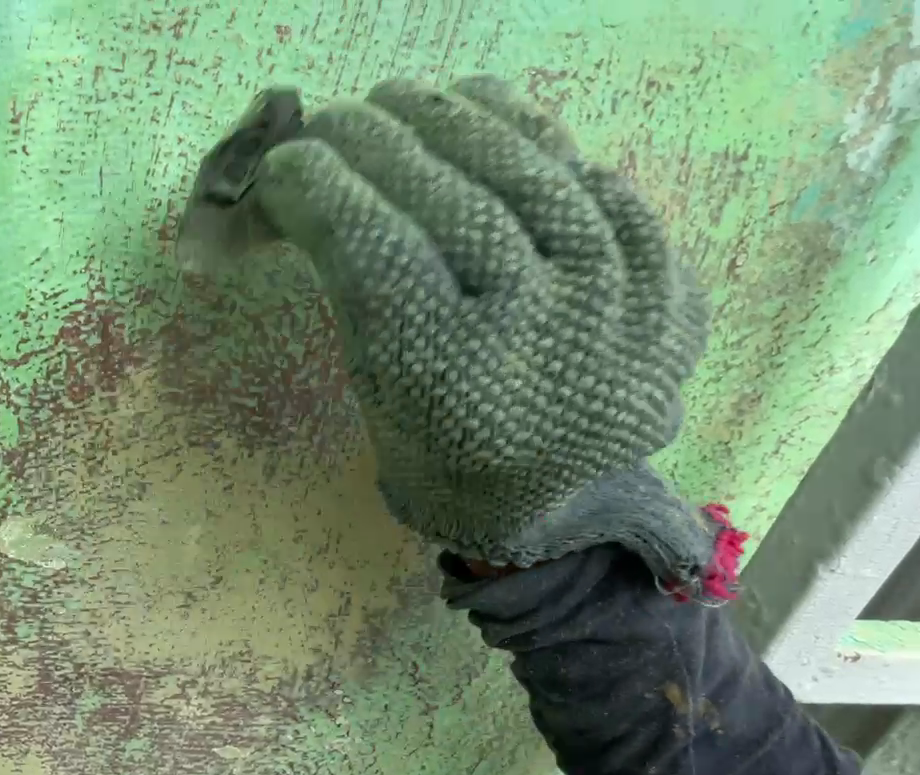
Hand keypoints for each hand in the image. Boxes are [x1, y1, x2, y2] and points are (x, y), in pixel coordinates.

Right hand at [182, 77, 735, 597]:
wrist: (541, 506)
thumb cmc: (427, 454)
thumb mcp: (370, 394)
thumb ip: (354, 296)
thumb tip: (310, 195)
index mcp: (450, 380)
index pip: (377, 251)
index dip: (323, 193)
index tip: (281, 164)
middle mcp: (543, 332)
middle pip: (452, 201)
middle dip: (375, 146)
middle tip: (326, 124)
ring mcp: (620, 299)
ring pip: (531, 175)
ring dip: (451, 120)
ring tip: (395, 97)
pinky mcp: (666, 281)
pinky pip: (593, 181)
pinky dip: (532, 134)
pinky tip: (482, 106)